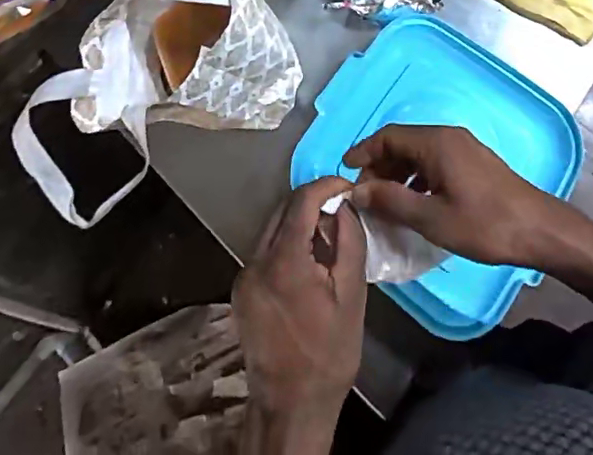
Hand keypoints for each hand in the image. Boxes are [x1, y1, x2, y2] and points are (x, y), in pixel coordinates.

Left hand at [233, 177, 365, 452]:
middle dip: (313, 201)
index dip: (326, 185)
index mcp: (283, 261)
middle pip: (283, 209)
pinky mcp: (241, 287)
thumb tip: (344, 205)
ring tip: (328, 236)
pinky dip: (287, 241)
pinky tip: (308, 259)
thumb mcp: (352, 294)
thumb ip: (348, 240)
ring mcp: (243, 274)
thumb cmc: (329, 352)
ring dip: (299, 221)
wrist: (291, 405)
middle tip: (342, 211)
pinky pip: (266, 248)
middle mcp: (255, 261)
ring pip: (272, 227)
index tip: (348, 187)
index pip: (302, 200)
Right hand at [344, 124, 580, 269]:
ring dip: (397, 173)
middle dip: (378, 166)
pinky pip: (434, 161)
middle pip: (402, 142)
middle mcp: (447, 136)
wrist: (539, 230)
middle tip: (363, 195)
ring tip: (384, 202)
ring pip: (418, 153)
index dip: (363, 152)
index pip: (388, 136)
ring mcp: (463, 147)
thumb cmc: (484, 223)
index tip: (345, 172)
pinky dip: (416, 177)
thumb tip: (357, 192)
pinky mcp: (473, 162)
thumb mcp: (431, 218)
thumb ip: (391, 201)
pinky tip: (413, 202)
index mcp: (436, 142)